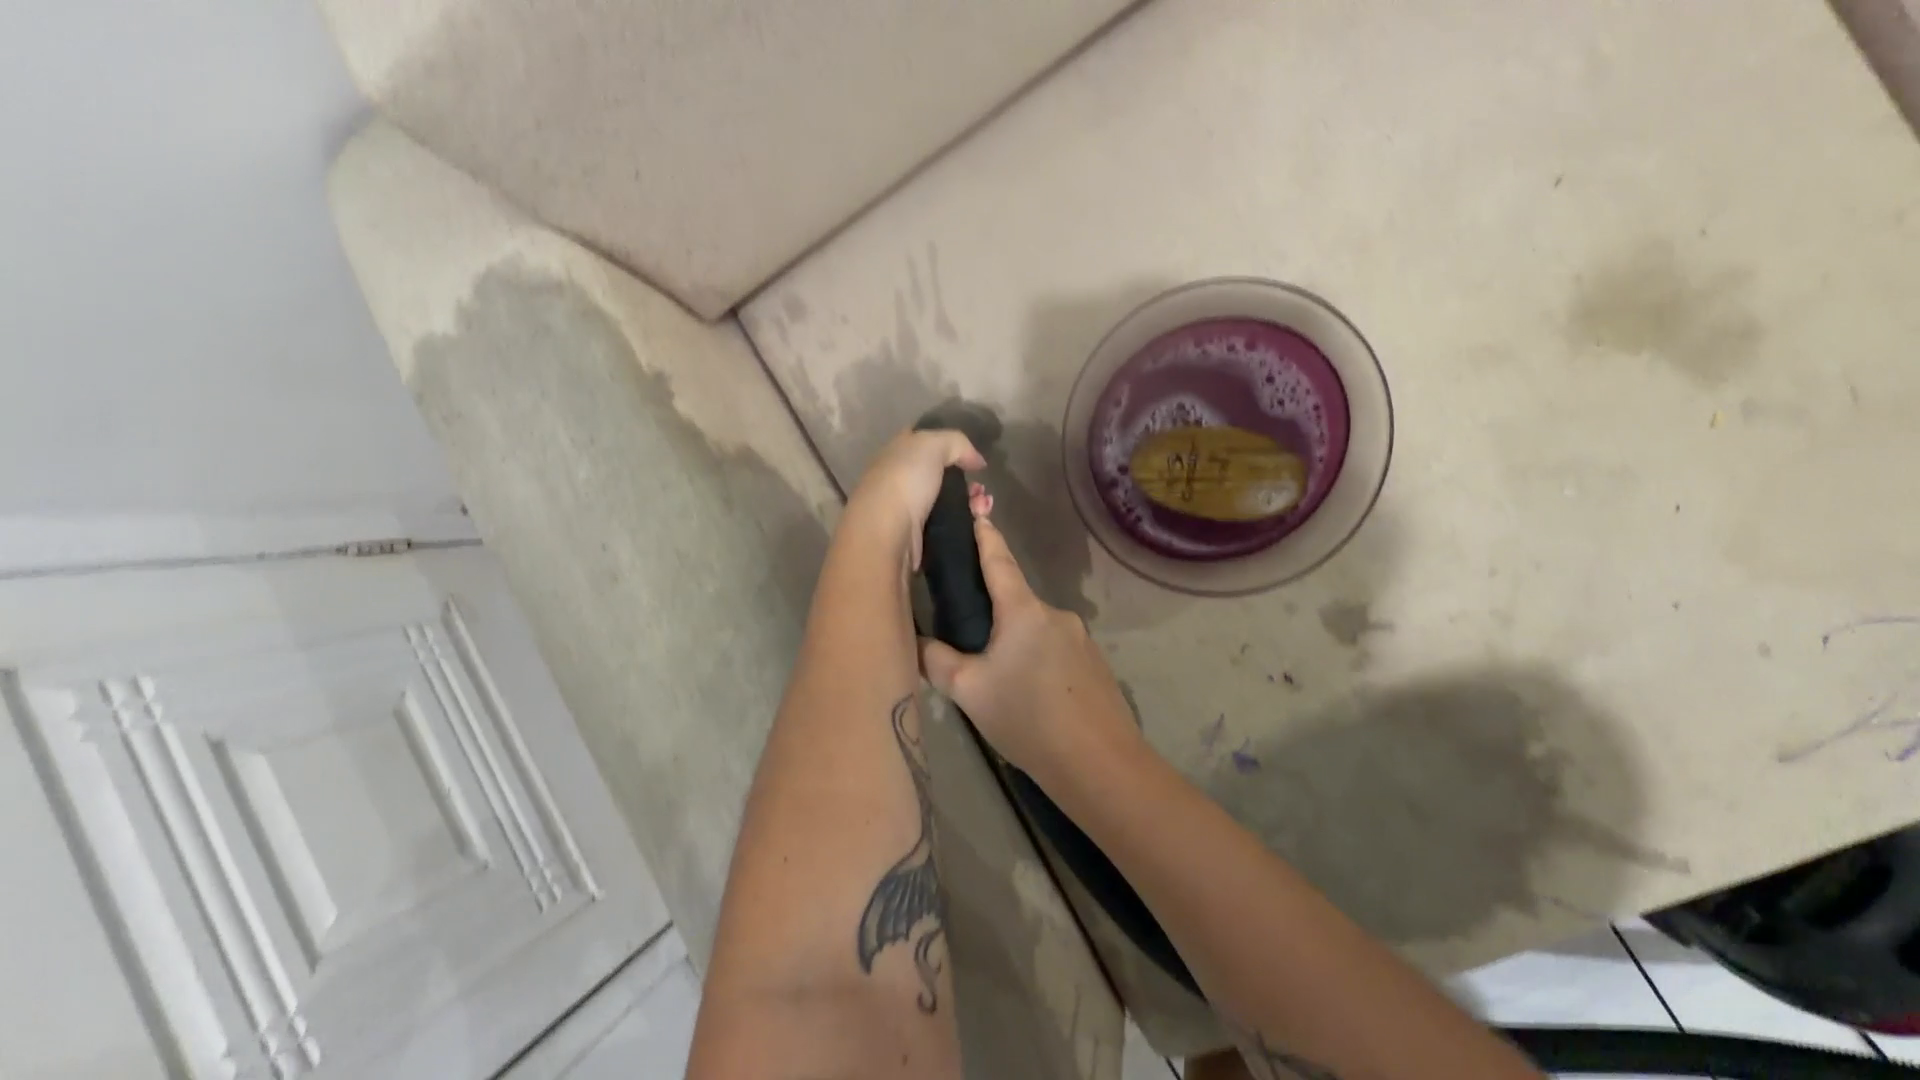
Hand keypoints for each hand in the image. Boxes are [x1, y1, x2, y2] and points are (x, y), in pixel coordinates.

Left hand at [840, 429, 987, 569]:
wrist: (885, 533)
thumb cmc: (904, 481)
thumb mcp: (931, 445)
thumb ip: (957, 444)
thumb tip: (977, 461)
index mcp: (897, 453)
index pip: (925, 444)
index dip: (950, 446)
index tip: (972, 458)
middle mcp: (901, 480)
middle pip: (942, 476)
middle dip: (967, 481)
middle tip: (981, 490)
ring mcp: (908, 510)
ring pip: (948, 502)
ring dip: (971, 503)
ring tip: (984, 507)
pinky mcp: (918, 537)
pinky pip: (948, 525)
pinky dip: (965, 523)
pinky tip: (977, 522)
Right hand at [917, 515, 1142, 784]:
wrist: (1099, 765)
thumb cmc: (1027, 719)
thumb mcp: (969, 692)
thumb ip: (936, 661)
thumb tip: (916, 641)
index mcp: (1024, 611)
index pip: (999, 561)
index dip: (984, 536)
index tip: (976, 511)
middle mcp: (1056, 615)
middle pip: (1015, 603)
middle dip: (991, 616)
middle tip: (966, 644)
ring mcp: (1081, 641)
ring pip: (1035, 633)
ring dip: (1014, 647)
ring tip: (997, 684)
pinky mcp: (1094, 667)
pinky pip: (1055, 655)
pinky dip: (1037, 666)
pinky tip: (1029, 699)